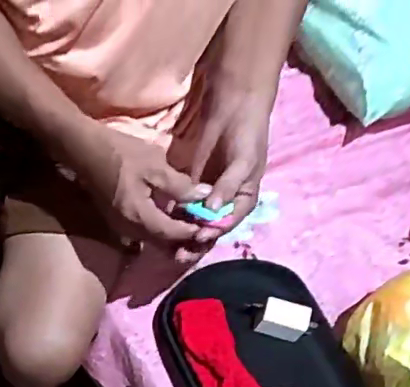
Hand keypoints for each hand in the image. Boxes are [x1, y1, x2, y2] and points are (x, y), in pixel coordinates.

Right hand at [69, 124, 206, 246]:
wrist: (86, 152)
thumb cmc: (120, 154)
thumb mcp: (155, 165)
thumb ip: (180, 185)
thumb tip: (204, 197)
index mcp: (140, 217)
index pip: (172, 233)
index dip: (192, 231)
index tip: (210, 224)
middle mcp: (131, 231)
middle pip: (163, 244)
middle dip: (184, 239)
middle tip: (204, 228)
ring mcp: (123, 229)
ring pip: (154, 240)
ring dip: (173, 236)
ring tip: (192, 223)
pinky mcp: (120, 224)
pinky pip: (145, 233)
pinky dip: (161, 229)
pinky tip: (173, 217)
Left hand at [169, 83, 272, 262]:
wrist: (234, 108)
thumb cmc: (247, 135)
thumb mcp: (243, 161)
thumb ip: (228, 186)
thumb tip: (212, 210)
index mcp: (242, 203)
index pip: (227, 225)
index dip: (213, 233)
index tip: (199, 236)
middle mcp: (225, 207)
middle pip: (210, 232)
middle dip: (195, 245)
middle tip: (180, 255)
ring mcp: (207, 200)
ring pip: (194, 225)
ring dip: (183, 238)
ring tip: (169, 250)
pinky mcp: (192, 191)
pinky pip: (183, 211)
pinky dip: (174, 222)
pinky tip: (163, 231)